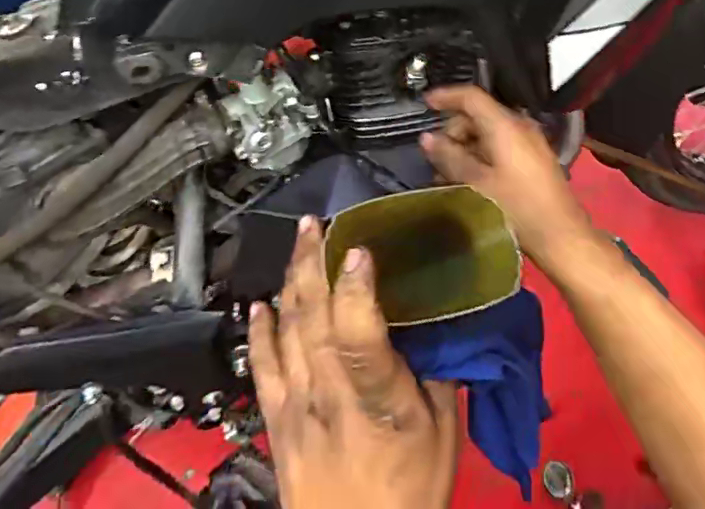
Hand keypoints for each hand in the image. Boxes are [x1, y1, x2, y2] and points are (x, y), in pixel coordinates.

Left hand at [248, 216, 461, 508]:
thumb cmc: (410, 492)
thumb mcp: (445, 431)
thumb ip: (439, 369)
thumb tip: (437, 318)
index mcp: (376, 397)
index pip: (358, 336)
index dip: (356, 290)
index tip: (360, 248)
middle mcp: (328, 394)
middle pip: (313, 318)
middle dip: (313, 263)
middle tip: (317, 222)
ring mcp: (295, 405)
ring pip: (287, 330)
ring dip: (290, 281)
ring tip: (298, 241)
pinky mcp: (276, 421)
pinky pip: (262, 366)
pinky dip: (259, 331)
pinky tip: (260, 303)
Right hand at [419, 85, 598, 270]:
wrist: (562, 236)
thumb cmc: (518, 208)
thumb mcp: (477, 183)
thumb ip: (451, 157)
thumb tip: (427, 137)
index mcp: (505, 125)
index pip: (472, 96)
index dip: (446, 96)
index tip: (426, 103)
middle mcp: (519, 126)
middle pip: (478, 116)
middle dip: (454, 133)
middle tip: (437, 160)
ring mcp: (529, 142)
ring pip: (488, 133)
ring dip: (466, 148)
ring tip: (450, 177)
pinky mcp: (533, 159)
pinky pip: (500, 146)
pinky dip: (481, 157)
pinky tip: (470, 181)